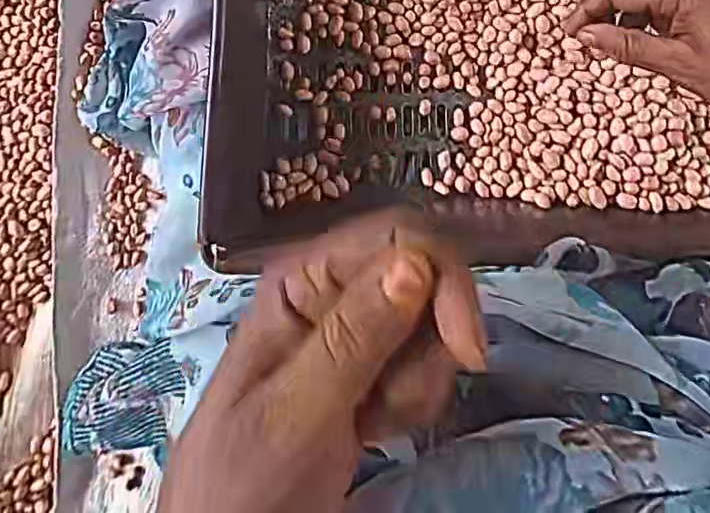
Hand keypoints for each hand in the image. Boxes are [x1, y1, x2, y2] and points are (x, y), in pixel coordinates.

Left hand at [159, 210, 486, 512]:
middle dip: (431, 341)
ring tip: (369, 421)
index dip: (441, 275)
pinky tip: (373, 426)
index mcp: (304, 275)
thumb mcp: (293, 411)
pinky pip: (422, 361)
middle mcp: (332, 286)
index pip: (396, 235)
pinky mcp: (370, 363)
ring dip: (418, 380)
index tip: (465, 348)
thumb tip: (415, 262)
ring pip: (430, 322)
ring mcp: (353, 326)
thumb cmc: (244, 476)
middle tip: (397, 400)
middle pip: (423, 275)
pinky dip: (413, 398)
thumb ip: (352, 337)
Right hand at [561, 0, 709, 147]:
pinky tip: (641, 40)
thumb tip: (586, 35)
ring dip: (625, 11)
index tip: (569, 32)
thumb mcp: (679, 67)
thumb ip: (628, 46)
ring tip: (610, 42)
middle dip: (604, 5)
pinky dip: (648, 16)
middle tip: (585, 34)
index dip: (589, 10)